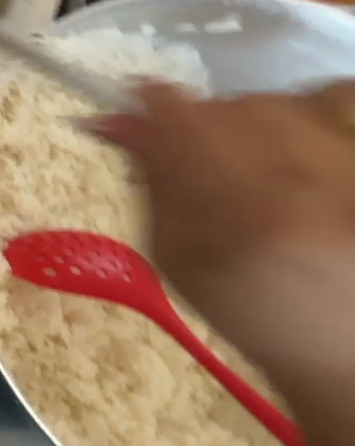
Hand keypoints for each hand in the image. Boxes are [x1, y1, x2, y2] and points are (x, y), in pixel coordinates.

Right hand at [91, 81, 354, 391]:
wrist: (346, 347)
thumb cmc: (246, 307)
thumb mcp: (175, 253)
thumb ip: (152, 181)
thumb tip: (114, 121)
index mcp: (243, 214)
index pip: (187, 122)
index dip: (153, 102)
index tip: (133, 99)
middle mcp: (313, 185)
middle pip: (240, 106)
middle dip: (205, 116)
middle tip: (193, 144)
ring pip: (297, 98)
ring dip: (262, 113)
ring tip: (256, 145)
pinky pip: (346, 101)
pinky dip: (321, 109)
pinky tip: (308, 139)